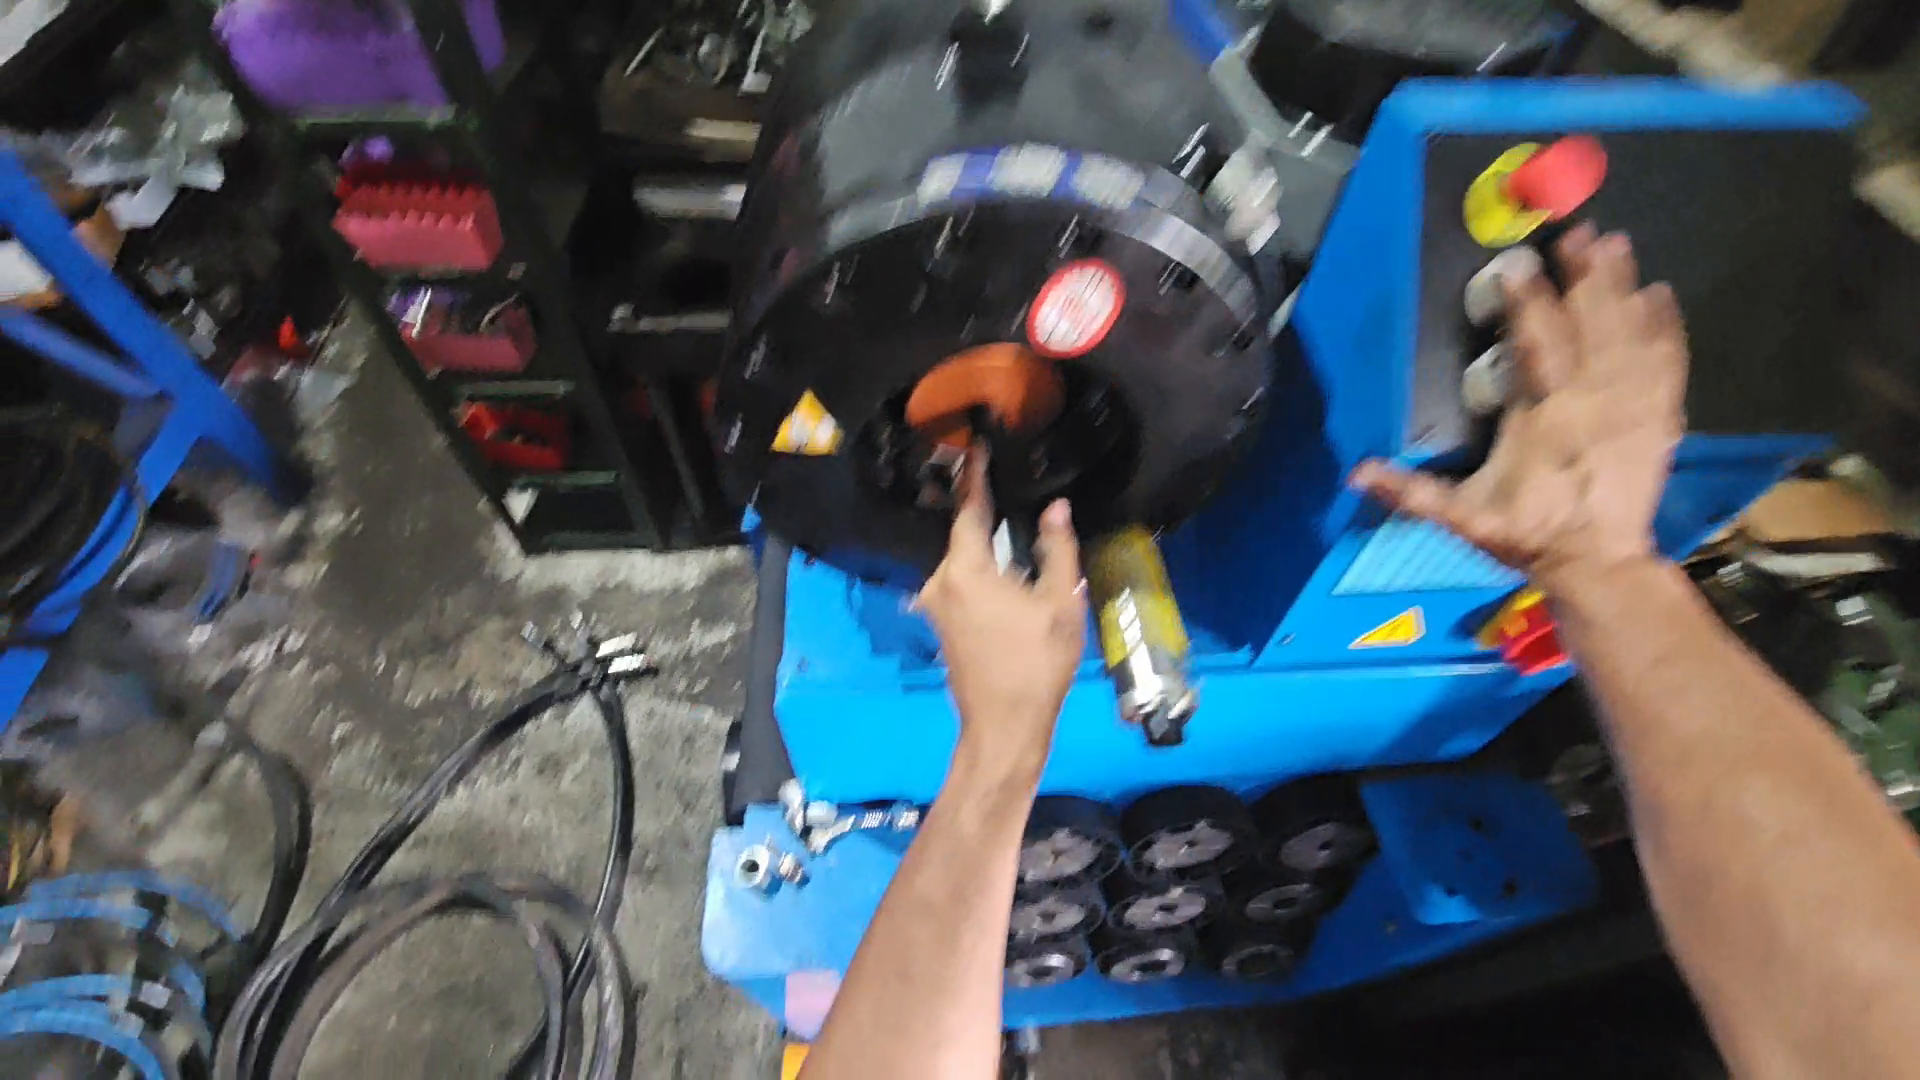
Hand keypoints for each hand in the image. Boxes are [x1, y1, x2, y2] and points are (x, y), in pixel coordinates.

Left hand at [917, 450, 1085, 779]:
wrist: (1004, 725)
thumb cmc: (1036, 663)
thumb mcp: (1059, 603)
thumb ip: (1056, 549)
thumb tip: (1056, 508)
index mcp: (965, 571)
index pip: (968, 510)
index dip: (976, 478)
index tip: (977, 448)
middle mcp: (939, 583)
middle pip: (962, 537)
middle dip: (983, 514)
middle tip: (1008, 486)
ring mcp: (936, 606)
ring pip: (961, 563)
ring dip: (984, 547)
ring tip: (1013, 526)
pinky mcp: (941, 625)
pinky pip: (959, 583)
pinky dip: (978, 571)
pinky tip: (1004, 570)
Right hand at [1351, 225, 1688, 593]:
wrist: (1600, 563)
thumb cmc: (1526, 536)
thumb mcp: (1460, 518)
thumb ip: (1409, 492)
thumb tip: (1353, 472)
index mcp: (1542, 422)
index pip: (1536, 348)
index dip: (1529, 304)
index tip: (1518, 265)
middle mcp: (1593, 404)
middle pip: (1592, 327)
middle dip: (1584, 277)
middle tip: (1577, 233)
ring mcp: (1634, 408)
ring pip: (1631, 334)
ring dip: (1622, 288)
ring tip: (1615, 245)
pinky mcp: (1661, 418)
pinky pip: (1668, 360)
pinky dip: (1665, 325)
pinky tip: (1659, 294)